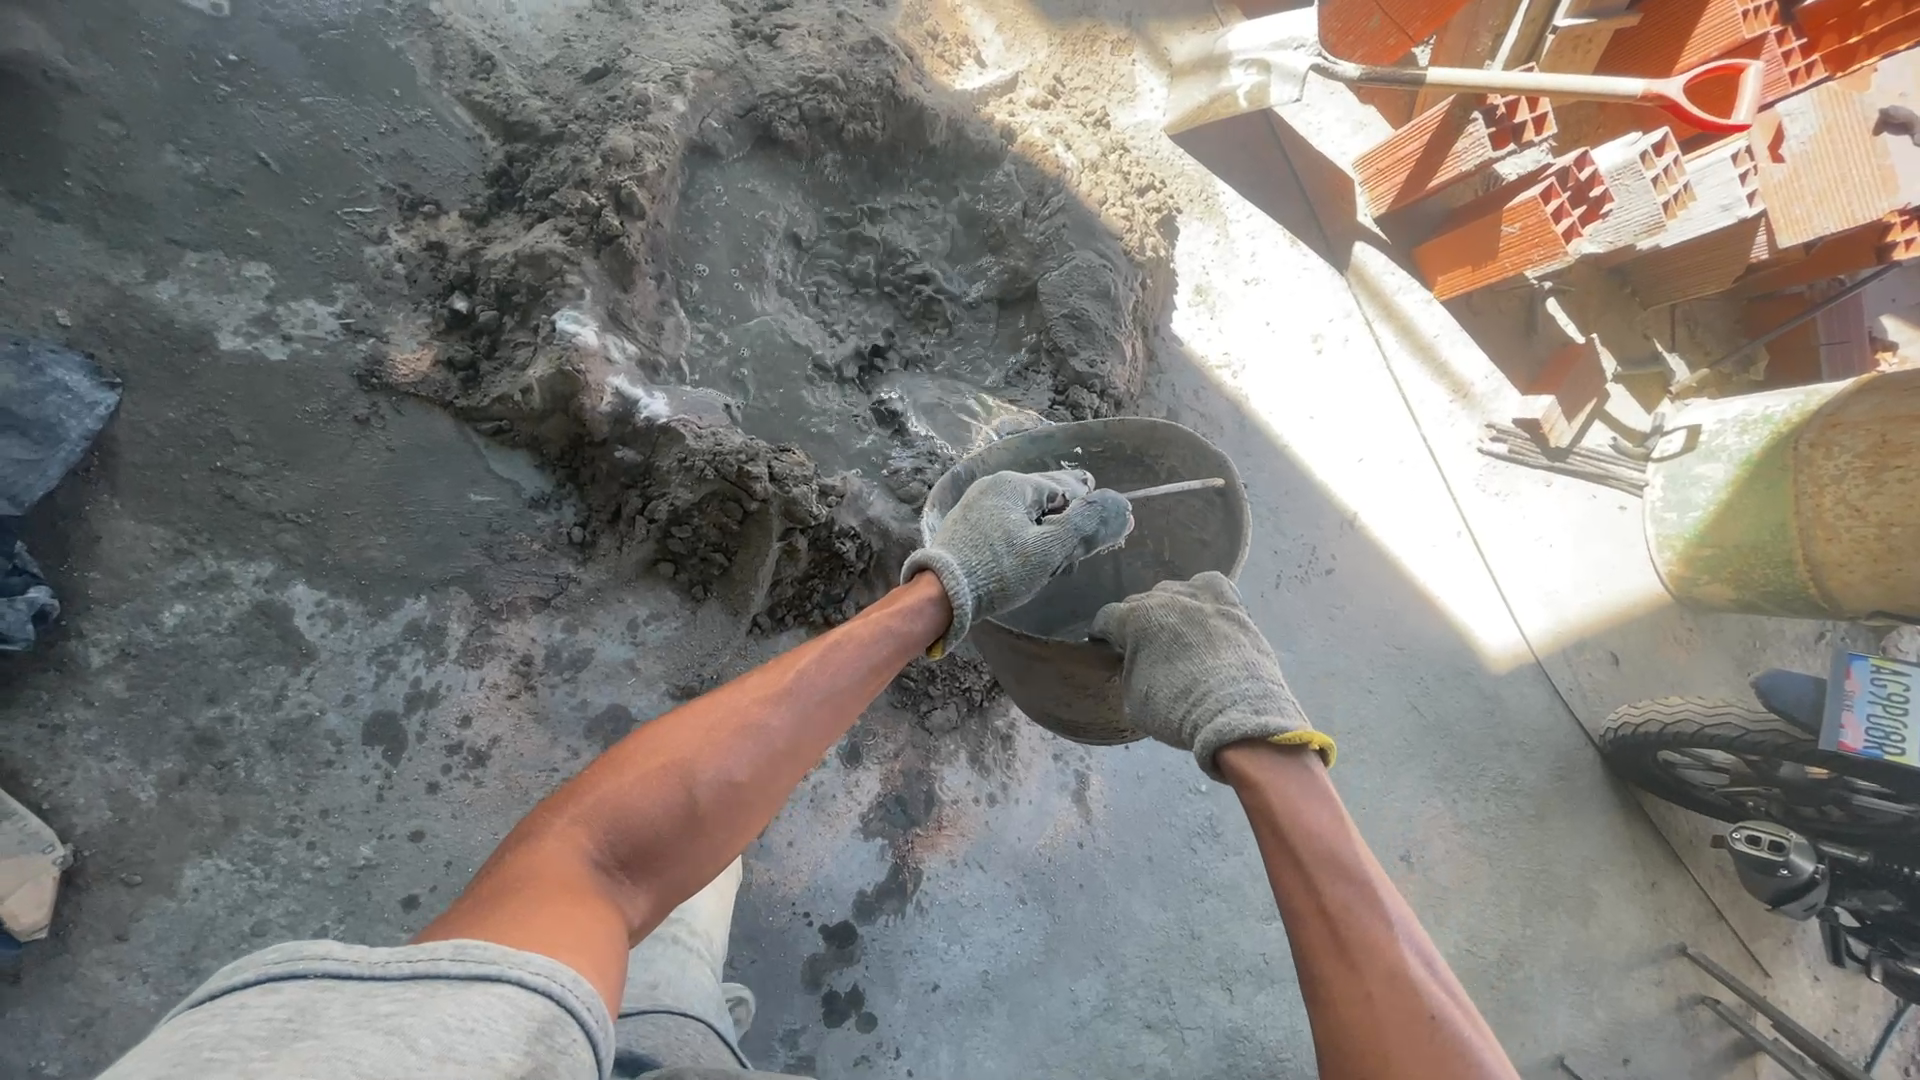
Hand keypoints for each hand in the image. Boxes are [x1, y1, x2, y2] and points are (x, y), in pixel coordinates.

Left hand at [903, 469, 1131, 657]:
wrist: (941, 594)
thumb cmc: (999, 571)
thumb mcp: (1049, 549)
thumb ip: (1086, 524)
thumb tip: (1120, 504)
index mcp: (1014, 484)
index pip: (1066, 487)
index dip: (1087, 510)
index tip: (1101, 533)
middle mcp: (993, 486)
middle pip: (1044, 499)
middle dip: (1064, 522)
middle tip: (1075, 553)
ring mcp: (976, 504)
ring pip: (1024, 512)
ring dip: (1044, 533)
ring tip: (1054, 560)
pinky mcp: (966, 525)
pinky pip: (1005, 523)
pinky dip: (1023, 537)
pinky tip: (1027, 560)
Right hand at [1091, 571, 1333, 778]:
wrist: (1233, 713)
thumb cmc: (1175, 710)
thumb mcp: (1132, 698)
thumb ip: (1128, 671)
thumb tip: (1133, 663)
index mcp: (1133, 619)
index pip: (1106, 617)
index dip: (1104, 634)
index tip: (1106, 646)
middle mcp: (1163, 599)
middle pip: (1140, 602)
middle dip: (1137, 623)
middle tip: (1144, 647)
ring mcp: (1198, 598)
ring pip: (1173, 592)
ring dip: (1169, 609)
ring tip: (1176, 632)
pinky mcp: (1229, 604)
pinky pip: (1210, 584)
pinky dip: (1203, 595)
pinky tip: (1204, 611)